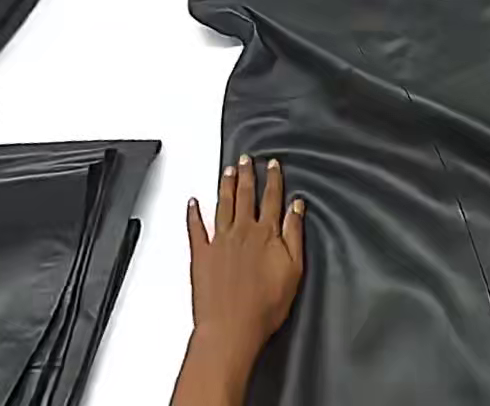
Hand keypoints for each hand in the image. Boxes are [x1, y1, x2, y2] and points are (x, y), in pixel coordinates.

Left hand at [187, 156, 305, 362]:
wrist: (231, 330)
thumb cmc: (265, 306)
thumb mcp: (293, 270)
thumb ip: (294, 234)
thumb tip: (296, 207)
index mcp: (265, 233)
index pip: (271, 198)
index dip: (273, 179)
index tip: (272, 164)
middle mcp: (242, 230)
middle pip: (245, 195)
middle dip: (247, 174)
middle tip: (246, 158)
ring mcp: (219, 240)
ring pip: (223, 204)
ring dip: (226, 185)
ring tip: (227, 170)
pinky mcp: (201, 255)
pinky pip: (196, 228)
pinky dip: (194, 214)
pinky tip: (193, 202)